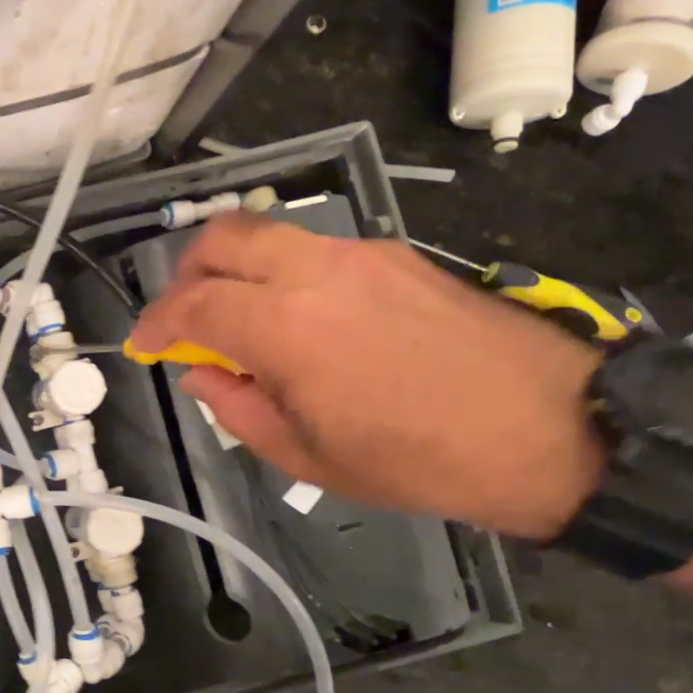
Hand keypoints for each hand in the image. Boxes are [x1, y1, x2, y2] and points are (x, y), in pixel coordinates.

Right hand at [130, 214, 605, 538]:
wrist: (548, 430)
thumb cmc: (414, 460)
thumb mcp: (304, 455)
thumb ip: (236, 406)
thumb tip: (202, 372)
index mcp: (285, 327)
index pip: (192, 304)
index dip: (156, 324)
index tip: (144, 346)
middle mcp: (316, 271)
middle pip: (222, 236)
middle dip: (187, 272)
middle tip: (184, 317)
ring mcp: (361, 255)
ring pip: (269, 232)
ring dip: (236, 266)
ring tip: (240, 318)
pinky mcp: (397, 256)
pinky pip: (315, 247)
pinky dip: (283, 271)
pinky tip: (300, 318)